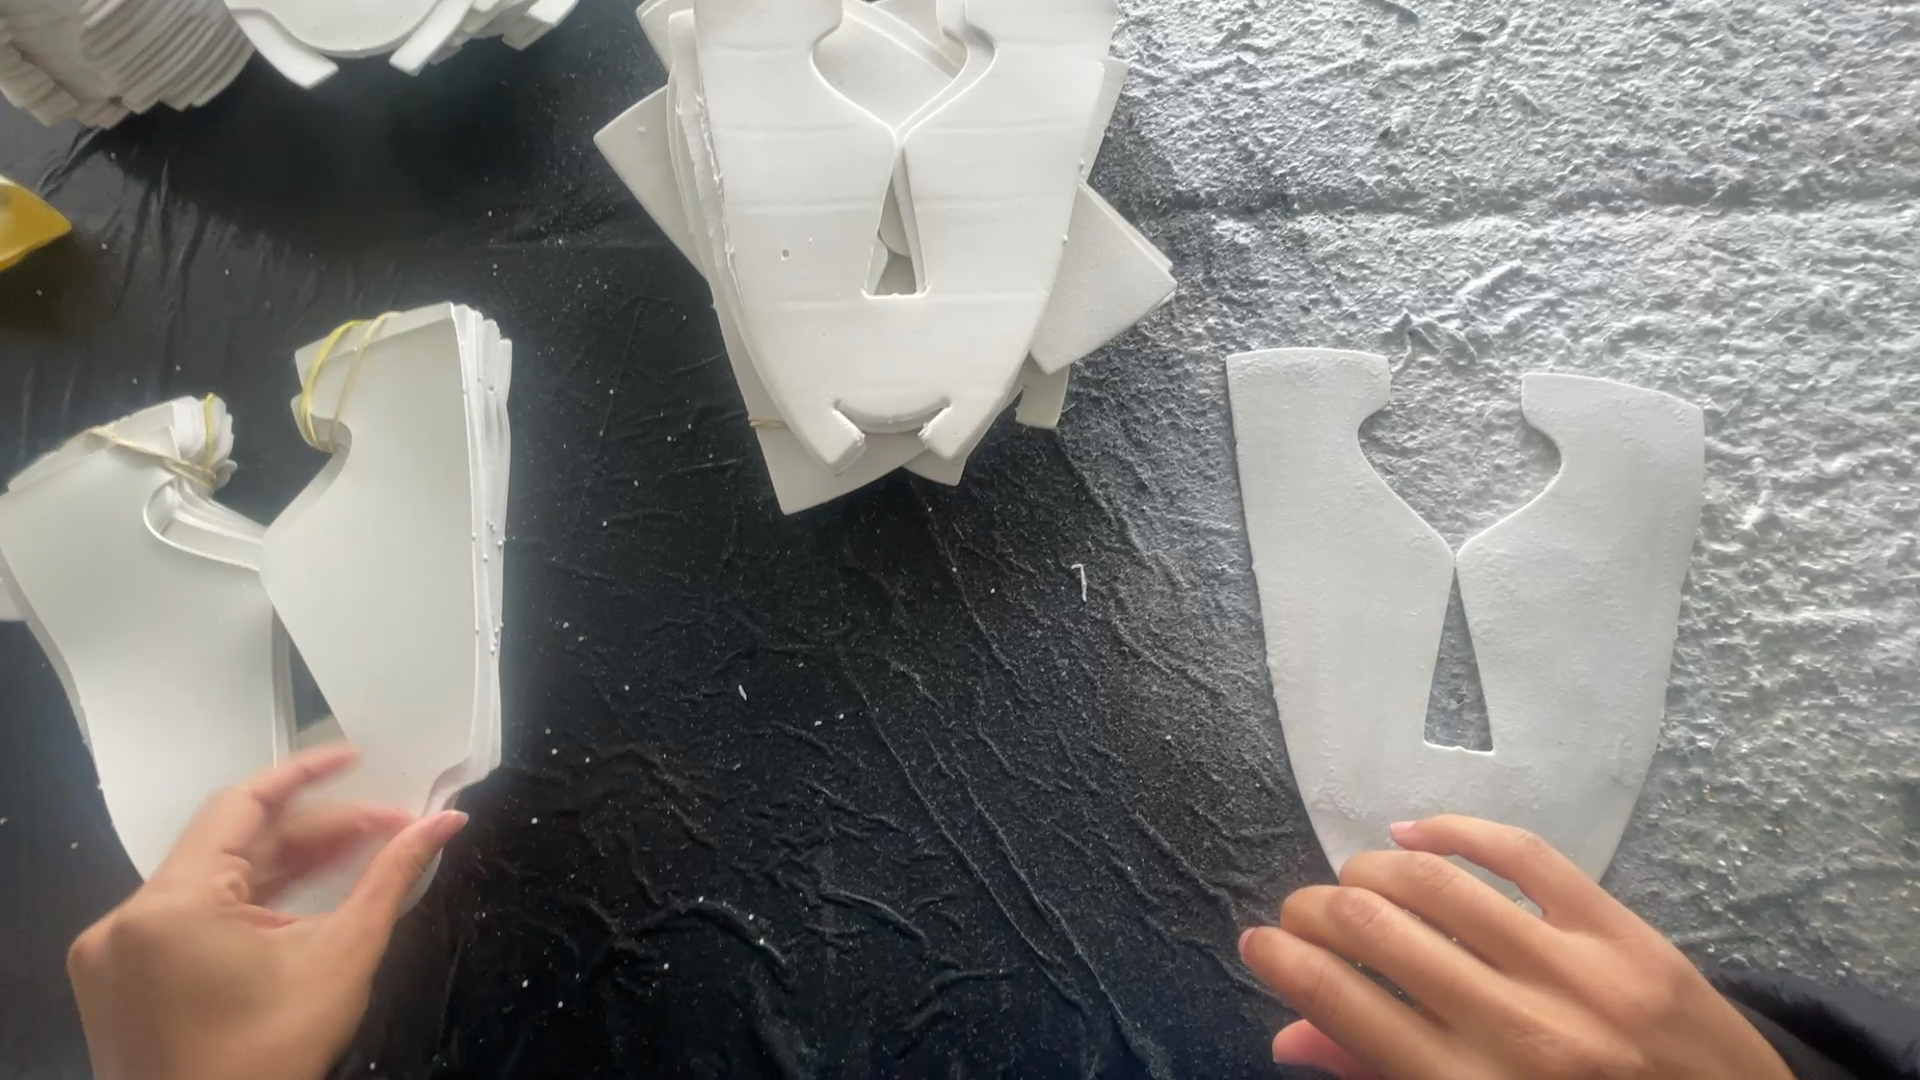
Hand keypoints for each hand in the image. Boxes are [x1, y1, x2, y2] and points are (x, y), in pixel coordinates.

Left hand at [66, 745, 468, 1079]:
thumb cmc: (275, 1044)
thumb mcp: (348, 946)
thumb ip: (396, 870)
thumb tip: (449, 819)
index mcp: (171, 906)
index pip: (241, 805)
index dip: (304, 772)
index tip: (357, 756)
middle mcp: (128, 920)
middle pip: (240, 842)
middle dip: (323, 828)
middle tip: (394, 824)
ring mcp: (121, 950)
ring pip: (225, 874)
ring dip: (299, 859)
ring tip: (369, 850)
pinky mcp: (128, 975)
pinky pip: (204, 908)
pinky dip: (266, 891)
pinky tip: (320, 885)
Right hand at [1239, 816, 1794, 1079]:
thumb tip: (1287, 1035)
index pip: (1340, 1001)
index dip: (1280, 959)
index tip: (1258, 942)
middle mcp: (1524, 1032)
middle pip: (1372, 927)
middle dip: (1310, 908)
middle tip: (1302, 915)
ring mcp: (1581, 974)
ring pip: (1431, 881)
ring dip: (1367, 871)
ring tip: (1355, 885)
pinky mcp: (1627, 934)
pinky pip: (1518, 850)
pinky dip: (1448, 830)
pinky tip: (1409, 834)